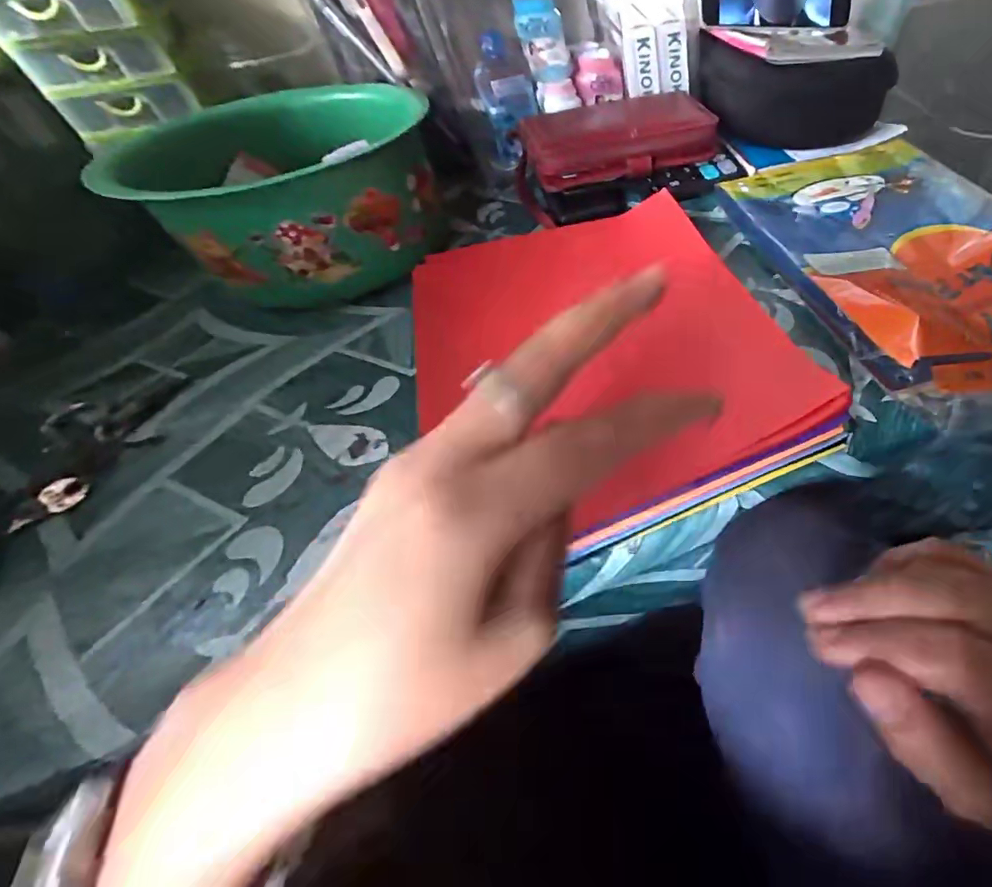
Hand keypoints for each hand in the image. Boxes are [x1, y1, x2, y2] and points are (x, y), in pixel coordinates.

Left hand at [99, 267, 719, 886]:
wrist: (285, 711)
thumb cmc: (405, 703)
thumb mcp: (514, 641)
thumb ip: (549, 548)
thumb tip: (557, 491)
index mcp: (472, 514)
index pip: (584, 445)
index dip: (651, 417)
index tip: (706, 400)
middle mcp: (438, 463)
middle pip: (529, 370)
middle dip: (595, 317)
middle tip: (651, 280)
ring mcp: (411, 459)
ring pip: (502, 388)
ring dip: (561, 351)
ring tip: (613, 321)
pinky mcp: (401, 470)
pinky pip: (480, 423)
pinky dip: (529, 402)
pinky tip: (555, 408)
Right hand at [800, 539, 991, 849]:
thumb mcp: (970, 797)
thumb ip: (917, 739)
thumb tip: (861, 672)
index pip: (958, 657)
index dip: (882, 641)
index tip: (821, 644)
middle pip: (956, 599)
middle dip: (873, 599)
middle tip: (813, 608)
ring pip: (957, 570)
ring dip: (885, 576)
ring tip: (836, 595)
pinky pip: (966, 557)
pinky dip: (912, 559)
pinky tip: (876, 575)